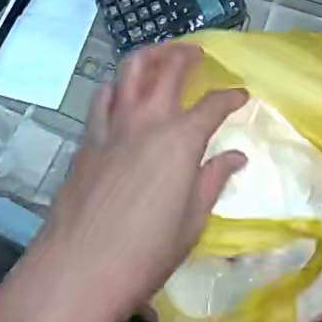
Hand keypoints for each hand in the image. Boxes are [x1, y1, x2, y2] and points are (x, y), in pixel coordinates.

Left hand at [25, 42, 246, 321]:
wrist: (79, 268)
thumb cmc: (146, 252)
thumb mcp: (192, 221)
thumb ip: (213, 180)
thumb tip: (237, 157)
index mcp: (181, 139)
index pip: (213, 105)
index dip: (231, 97)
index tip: (241, 95)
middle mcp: (148, 119)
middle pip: (169, 68)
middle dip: (186, 54)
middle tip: (197, 53)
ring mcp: (113, 124)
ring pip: (130, 69)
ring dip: (149, 55)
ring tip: (159, 56)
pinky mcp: (88, 137)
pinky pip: (103, 95)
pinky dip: (116, 84)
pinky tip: (121, 91)